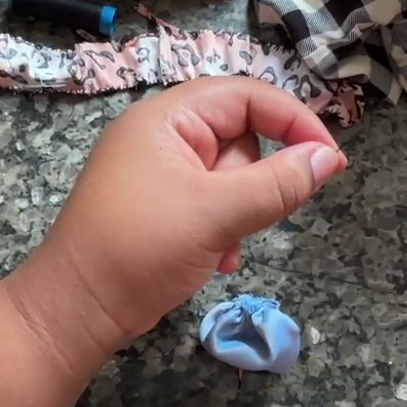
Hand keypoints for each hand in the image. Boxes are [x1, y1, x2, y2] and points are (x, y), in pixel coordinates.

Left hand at [6, 78, 345, 364]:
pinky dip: (223, 231)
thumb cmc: (139, 249)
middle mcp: (162, 137)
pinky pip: (212, 204)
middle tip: (251, 216)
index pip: (245, 95)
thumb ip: (277, 184)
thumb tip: (330, 158)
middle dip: (254, 183)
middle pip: (240, 138)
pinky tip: (215, 261)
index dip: (293, 120)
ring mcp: (159, 174)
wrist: (77, 311)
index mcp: (166, 118)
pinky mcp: (161, 208)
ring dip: (240, 214)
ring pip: (230, 178)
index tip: (329, 159)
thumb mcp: (215, 213)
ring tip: (222, 247)